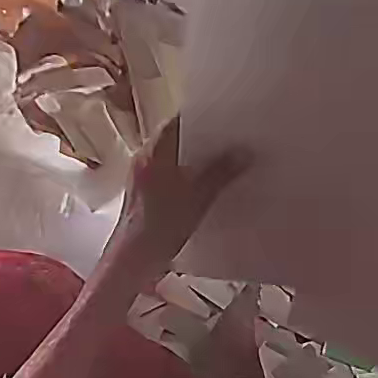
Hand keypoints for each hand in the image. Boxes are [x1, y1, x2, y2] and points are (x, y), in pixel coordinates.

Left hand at [109, 118, 248, 271]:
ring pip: (173, 159)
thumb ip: (221, 173)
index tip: (224, 117)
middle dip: (201, 140)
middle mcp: (143, 160)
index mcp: (152, 153)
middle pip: (174, 140)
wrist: (133, 261)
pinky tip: (207, 186)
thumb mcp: (197, 198)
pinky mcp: (145, 197)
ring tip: (224, 161)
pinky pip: (170, 176)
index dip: (199, 117)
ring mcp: (142, 179)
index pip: (175, 123)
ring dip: (195, 159)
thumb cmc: (161, 225)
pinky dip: (188, 175)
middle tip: (230, 139)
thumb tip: (245, 151)